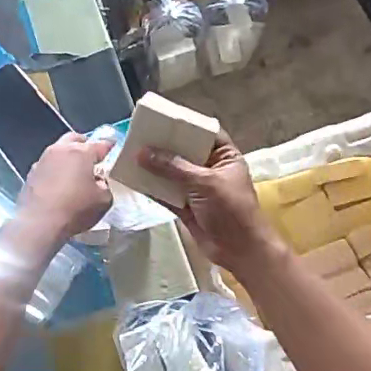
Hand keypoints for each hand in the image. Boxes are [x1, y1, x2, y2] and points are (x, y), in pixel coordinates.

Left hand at [7, 133, 113, 260]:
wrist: (39, 223)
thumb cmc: (75, 209)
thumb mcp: (103, 200)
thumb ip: (105, 186)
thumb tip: (99, 182)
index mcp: (81, 152)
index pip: (100, 144)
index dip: (109, 147)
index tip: (113, 148)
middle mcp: (60, 150)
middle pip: (74, 139)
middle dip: (84, 144)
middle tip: (91, 156)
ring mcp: (42, 160)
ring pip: (58, 151)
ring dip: (67, 157)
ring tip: (74, 170)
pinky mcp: (30, 174)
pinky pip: (47, 166)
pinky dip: (54, 170)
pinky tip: (58, 183)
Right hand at [139, 133, 285, 274]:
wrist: (239, 251)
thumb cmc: (231, 210)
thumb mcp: (204, 183)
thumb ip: (173, 167)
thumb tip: (143, 152)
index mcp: (225, 157)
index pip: (206, 134)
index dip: (187, 126)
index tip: (163, 119)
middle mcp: (210, 170)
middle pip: (185, 152)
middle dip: (164, 146)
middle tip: (140, 135)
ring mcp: (197, 189)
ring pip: (172, 173)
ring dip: (154, 167)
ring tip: (131, 154)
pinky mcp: (185, 207)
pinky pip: (166, 193)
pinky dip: (152, 188)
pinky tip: (134, 179)